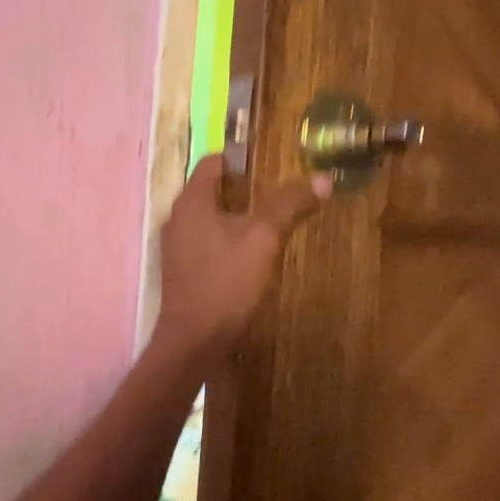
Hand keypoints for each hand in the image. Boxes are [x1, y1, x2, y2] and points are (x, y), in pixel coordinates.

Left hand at [153, 155, 330, 358]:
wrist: (194, 341)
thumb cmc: (226, 282)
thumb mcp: (263, 239)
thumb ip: (289, 204)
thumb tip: (323, 178)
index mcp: (191, 201)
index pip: (213, 161)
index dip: (243, 159)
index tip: (273, 165)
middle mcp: (177, 218)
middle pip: (212, 190)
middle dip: (245, 189)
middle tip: (280, 193)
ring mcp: (176, 247)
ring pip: (210, 219)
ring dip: (237, 217)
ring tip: (271, 223)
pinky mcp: (182, 271)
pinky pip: (207, 243)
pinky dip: (228, 240)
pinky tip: (251, 255)